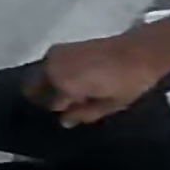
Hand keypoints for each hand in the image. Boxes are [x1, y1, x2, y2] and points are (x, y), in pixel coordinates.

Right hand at [26, 35, 169, 126]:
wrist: (136, 53)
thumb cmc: (128, 83)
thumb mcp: (111, 104)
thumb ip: (85, 114)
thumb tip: (63, 121)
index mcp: (63, 86)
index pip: (49, 103)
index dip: (62, 109)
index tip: (73, 111)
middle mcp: (49, 70)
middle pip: (32, 87)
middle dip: (43, 96)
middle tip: (64, 101)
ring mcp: (50, 57)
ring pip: (37, 75)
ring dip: (49, 84)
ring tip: (73, 87)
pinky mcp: (55, 49)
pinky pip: (46, 65)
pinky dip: (54, 73)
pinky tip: (75, 74)